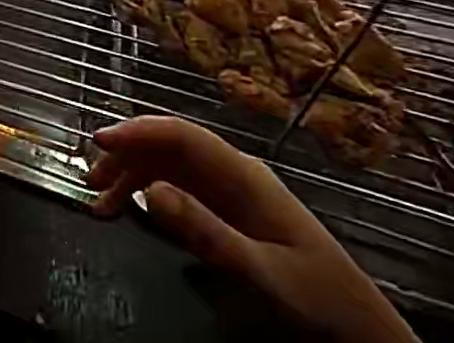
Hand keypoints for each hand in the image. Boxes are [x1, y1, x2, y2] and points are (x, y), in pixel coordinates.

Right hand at [87, 117, 417, 342]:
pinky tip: (133, 207)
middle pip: (170, 145)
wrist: (361, 327)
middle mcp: (233, 171)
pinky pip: (180, 186)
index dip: (138, 131)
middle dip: (128, 153)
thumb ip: (206, 232)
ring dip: (133, 173)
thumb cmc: (316, 296)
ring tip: (101, 198)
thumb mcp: (261, 270)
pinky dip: (150, 191)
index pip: (181, 134)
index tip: (100, 140)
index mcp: (243, 174)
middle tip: (91, 178)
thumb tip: (150, 193)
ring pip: (170, 164)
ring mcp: (230, 189)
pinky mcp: (228, 208)